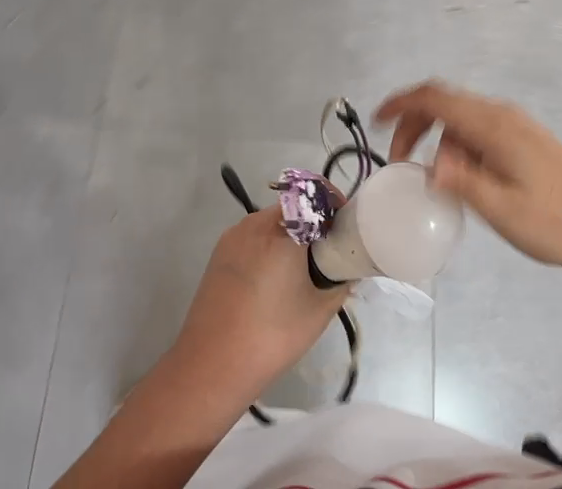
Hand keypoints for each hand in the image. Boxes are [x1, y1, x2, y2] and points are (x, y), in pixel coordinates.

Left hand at [166, 209, 348, 402]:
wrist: (211, 365)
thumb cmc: (272, 336)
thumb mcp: (319, 311)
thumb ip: (340, 284)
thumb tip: (349, 272)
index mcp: (282, 232)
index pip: (313, 195)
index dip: (332, 201)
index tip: (345, 224)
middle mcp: (254, 225)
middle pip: (292, 206)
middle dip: (313, 221)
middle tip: (329, 251)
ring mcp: (232, 238)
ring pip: (270, 222)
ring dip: (291, 233)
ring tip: (303, 268)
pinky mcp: (219, 254)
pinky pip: (252, 238)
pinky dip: (270, 246)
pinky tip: (276, 279)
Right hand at [379, 80, 561, 273]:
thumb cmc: (554, 223)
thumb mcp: (499, 209)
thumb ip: (458, 181)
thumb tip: (426, 165)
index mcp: (494, 126)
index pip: (436, 98)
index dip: (401, 103)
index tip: (376, 121)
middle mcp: (504, 116)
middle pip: (446, 103)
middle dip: (414, 125)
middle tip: (401, 162)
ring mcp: (517, 126)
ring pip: (461, 118)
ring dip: (437, 140)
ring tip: (435, 181)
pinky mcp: (525, 140)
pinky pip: (478, 130)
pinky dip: (457, 145)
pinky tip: (462, 178)